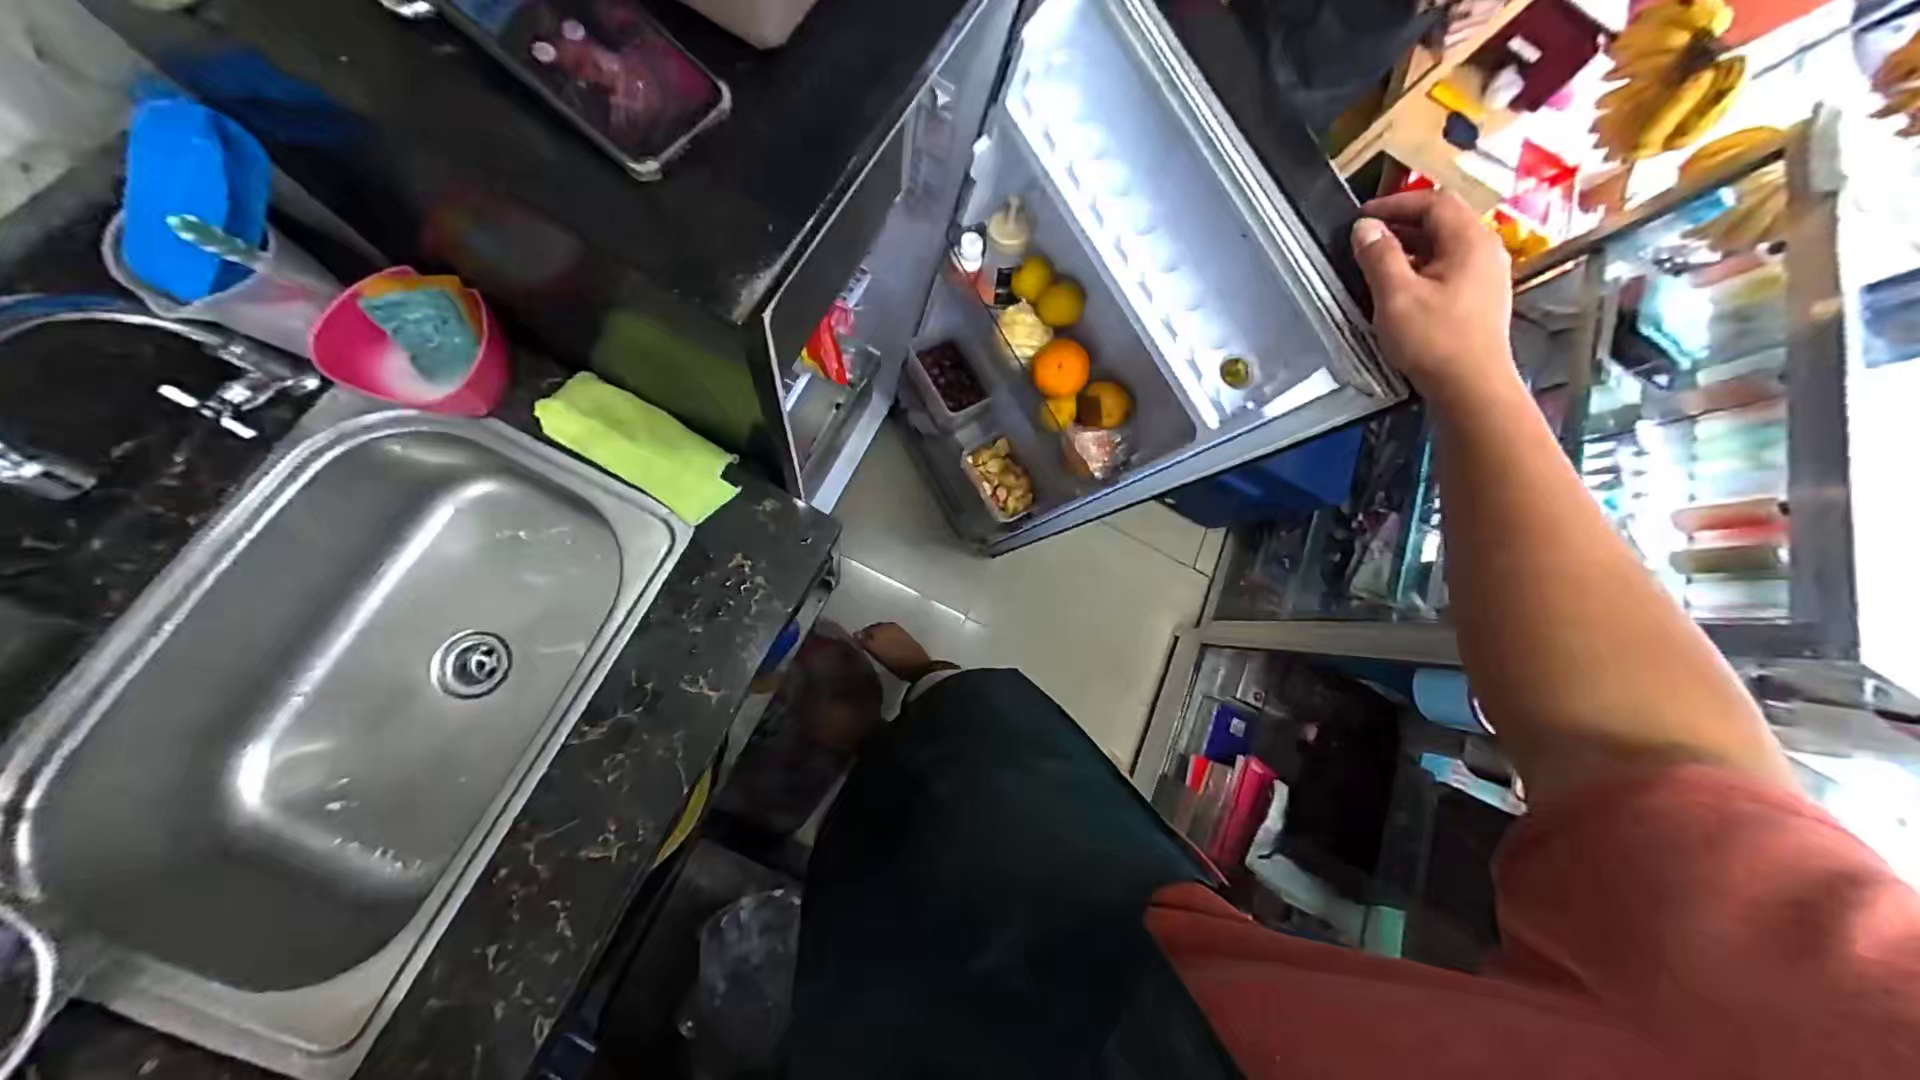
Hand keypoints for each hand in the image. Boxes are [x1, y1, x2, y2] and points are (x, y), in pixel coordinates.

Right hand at [853, 622, 948, 682]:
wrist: (918, 668)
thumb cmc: (894, 658)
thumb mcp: (875, 649)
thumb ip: (864, 640)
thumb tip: (855, 634)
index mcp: (884, 625)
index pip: (867, 629)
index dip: (860, 637)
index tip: (855, 646)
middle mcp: (893, 627)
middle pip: (876, 632)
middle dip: (870, 639)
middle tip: (862, 650)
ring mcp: (902, 634)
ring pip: (885, 637)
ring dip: (879, 643)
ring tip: (872, 654)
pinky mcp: (908, 644)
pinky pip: (892, 642)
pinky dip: (887, 646)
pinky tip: (884, 654)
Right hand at [1351, 190, 1519, 409]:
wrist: (1469, 385)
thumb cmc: (1433, 340)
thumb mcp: (1395, 296)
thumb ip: (1379, 256)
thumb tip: (1364, 228)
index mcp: (1469, 241)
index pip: (1434, 202)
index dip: (1395, 203)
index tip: (1362, 216)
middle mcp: (1486, 249)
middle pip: (1443, 221)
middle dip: (1402, 223)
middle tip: (1366, 236)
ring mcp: (1487, 273)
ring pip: (1445, 245)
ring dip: (1410, 246)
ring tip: (1376, 260)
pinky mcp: (1481, 296)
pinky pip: (1449, 266)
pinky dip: (1421, 265)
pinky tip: (1400, 284)